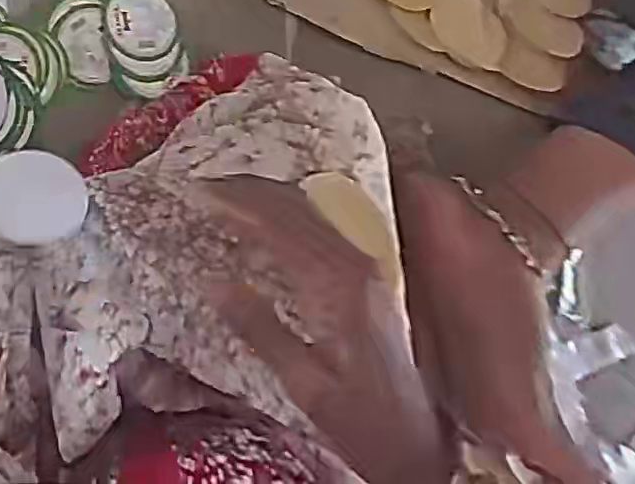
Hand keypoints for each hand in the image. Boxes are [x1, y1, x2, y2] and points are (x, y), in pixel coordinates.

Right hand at [201, 177, 451, 483]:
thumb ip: (261, 331)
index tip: (206, 193)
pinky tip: (273, 213)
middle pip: (296, 208)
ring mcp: (368, 266)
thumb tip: (212, 283)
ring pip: (312, 209)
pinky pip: (324, 223)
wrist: (428, 449)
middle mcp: (356, 266)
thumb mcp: (307, 389)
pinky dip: (291, 209)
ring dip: (270, 195)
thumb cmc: (367, 425)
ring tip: (233, 191)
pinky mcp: (372, 273)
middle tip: (211, 186)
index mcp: (338, 288)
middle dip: (250, 191)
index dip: (240, 204)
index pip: (280, 226)